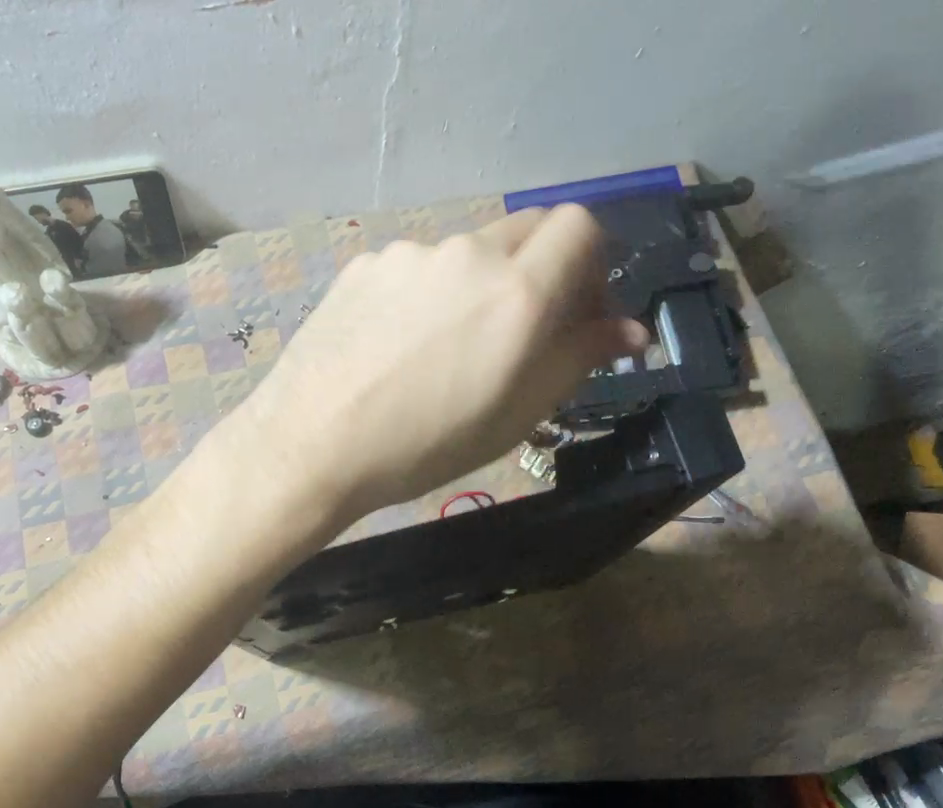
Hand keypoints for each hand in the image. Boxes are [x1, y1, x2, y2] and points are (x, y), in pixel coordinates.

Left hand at [224, 205, 647, 520]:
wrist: (312, 444)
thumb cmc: (424, 446)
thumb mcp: (515, 415)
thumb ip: (578, 358)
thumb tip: (630, 330)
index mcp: (517, 292)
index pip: (582, 226)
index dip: (592, 261)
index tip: (579, 310)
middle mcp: (468, 254)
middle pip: (528, 231)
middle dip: (541, 271)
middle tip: (522, 333)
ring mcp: (410, 254)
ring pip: (468, 254)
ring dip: (479, 286)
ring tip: (445, 352)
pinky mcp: (365, 264)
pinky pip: (417, 268)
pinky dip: (428, 295)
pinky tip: (398, 347)